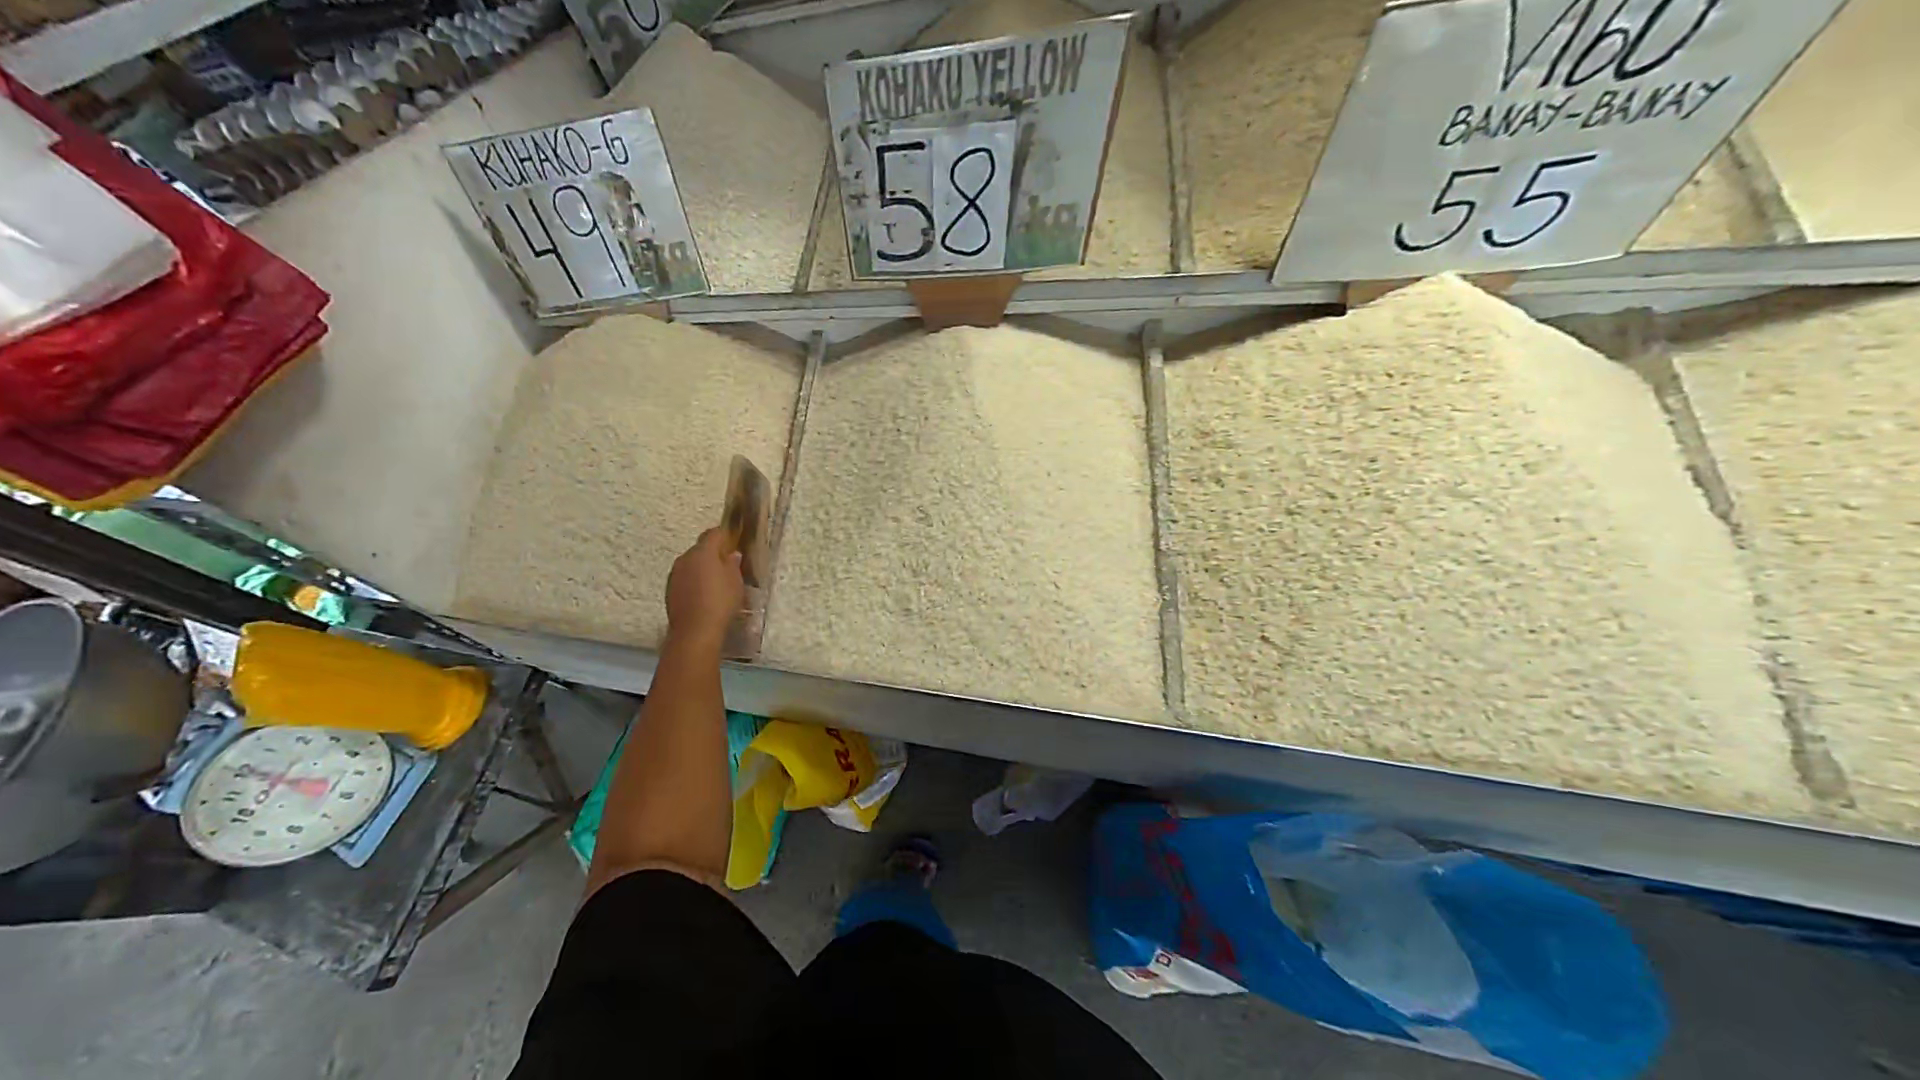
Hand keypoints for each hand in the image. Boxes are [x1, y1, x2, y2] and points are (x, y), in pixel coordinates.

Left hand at [665, 527, 743, 649]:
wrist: (694, 631)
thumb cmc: (720, 601)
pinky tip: (704, 596)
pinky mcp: (670, 590)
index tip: (734, 541)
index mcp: (702, 552)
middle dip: (713, 554)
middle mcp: (685, 558)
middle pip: (701, 549)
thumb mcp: (736, 582)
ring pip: (691, 564)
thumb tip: (731, 555)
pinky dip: (694, 582)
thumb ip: (733, 564)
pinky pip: (685, 578)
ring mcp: (675, 575)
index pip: (713, 533)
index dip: (725, 535)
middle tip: (728, 565)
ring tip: (716, 583)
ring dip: (702, 568)